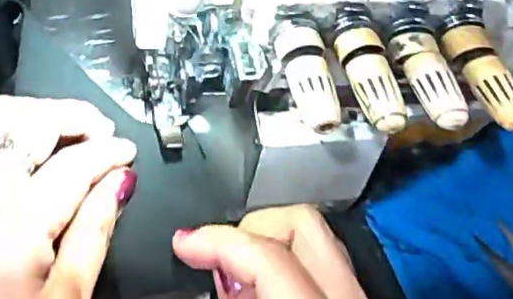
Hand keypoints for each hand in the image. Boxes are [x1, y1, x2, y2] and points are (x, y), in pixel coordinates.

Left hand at [0, 96, 138, 298]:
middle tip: (104, 131)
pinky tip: (8, 133)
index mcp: (17, 223)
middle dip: (75, 117)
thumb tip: (118, 183)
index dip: (108, 153)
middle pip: (34, 123)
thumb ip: (92, 236)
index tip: (129, 153)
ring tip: (62, 124)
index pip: (73, 164)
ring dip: (33, 109)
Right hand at [172, 206, 366, 298]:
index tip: (184, 244)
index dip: (214, 240)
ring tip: (241, 278)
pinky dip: (292, 268)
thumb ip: (225, 294)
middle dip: (250, 226)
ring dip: (270, 244)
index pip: (266, 251)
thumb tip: (192, 259)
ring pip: (318, 241)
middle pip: (301, 221)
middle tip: (219, 255)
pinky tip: (268, 291)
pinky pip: (328, 270)